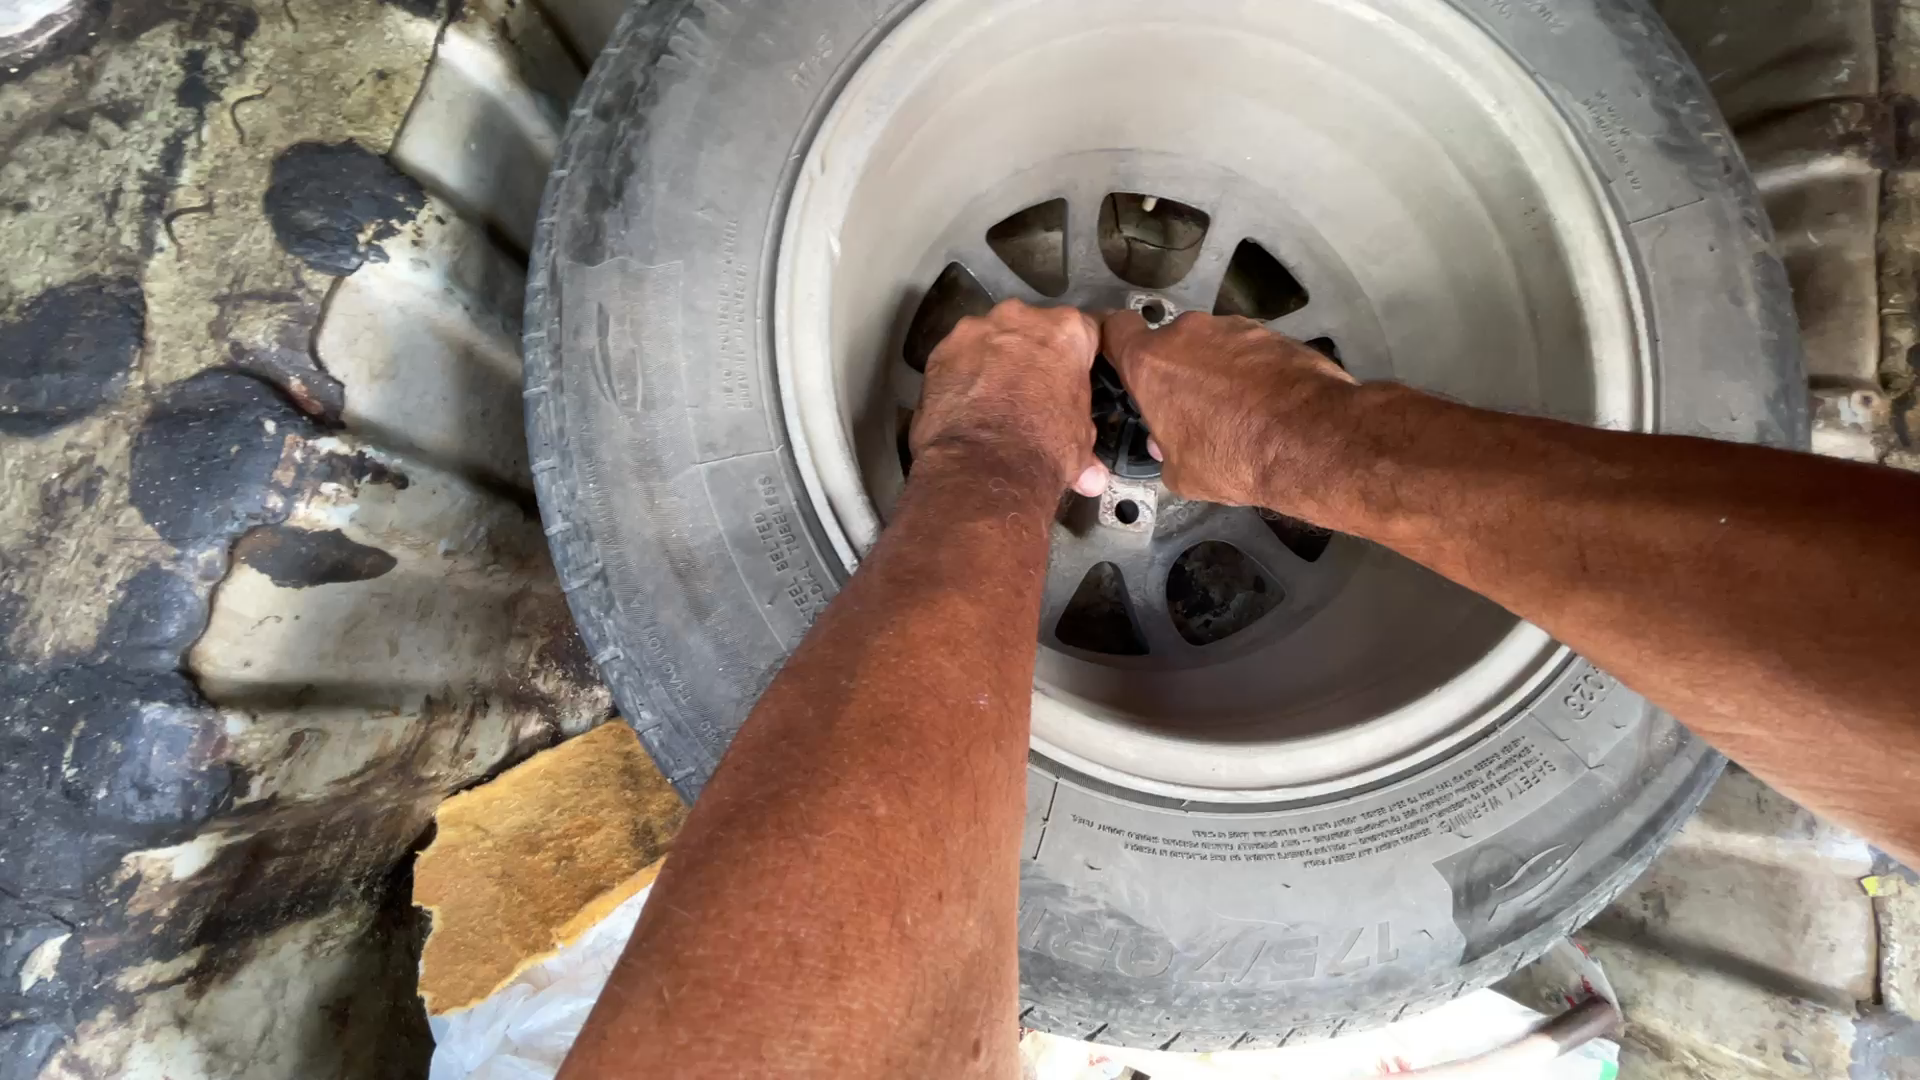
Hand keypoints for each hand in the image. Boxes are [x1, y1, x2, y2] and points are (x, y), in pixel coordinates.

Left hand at [912, 299, 1107, 496]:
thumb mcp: (1079, 443)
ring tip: (991, 400)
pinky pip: (955, 357)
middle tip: (1028, 390)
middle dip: (1030, 354)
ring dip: (992, 361)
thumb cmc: (1041, 448)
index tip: (1069, 374)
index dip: (1076, 356)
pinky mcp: (942, 350)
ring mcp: (976, 330)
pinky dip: (960, 374)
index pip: (1082, 331)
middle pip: (1030, 328)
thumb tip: (1093, 474)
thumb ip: (1083, 438)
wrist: (984, 466)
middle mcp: (1021, 318)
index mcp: (1067, 331)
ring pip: (989, 339)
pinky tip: (964, 404)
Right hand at [1101, 310, 1356, 513]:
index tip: (1119, 356)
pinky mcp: (1272, 333)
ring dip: (1213, 370)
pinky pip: (1246, 350)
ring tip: (1231, 409)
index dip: (1115, 342)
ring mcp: (1232, 328)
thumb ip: (1162, 450)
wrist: (1310, 440)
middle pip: (1167, 343)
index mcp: (1150, 364)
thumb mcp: (1179, 473)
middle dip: (1173, 370)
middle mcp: (1187, 334)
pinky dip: (1248, 371)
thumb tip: (1166, 443)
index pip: (1116, 330)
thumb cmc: (1233, 456)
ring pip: (1208, 345)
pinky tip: (1261, 403)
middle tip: (1185, 406)